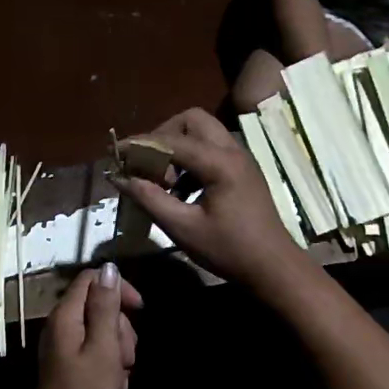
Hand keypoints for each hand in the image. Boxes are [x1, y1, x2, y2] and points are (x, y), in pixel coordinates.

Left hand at [33, 264, 142, 388]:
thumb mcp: (103, 347)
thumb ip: (106, 307)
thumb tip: (109, 268)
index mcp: (67, 315)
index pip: (92, 278)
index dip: (118, 288)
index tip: (138, 309)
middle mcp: (62, 323)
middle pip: (100, 305)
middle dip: (121, 328)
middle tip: (127, 357)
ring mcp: (65, 342)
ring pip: (102, 329)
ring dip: (119, 349)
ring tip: (121, 374)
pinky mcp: (70, 359)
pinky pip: (96, 348)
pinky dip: (110, 362)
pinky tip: (114, 383)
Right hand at [112, 109, 309, 290]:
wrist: (273, 267)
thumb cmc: (229, 250)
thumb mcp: (183, 228)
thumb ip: (150, 199)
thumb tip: (121, 179)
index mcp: (220, 163)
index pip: (171, 140)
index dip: (140, 145)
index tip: (115, 153)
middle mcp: (232, 151)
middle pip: (191, 120)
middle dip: (163, 135)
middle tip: (146, 163)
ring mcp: (240, 158)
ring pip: (203, 132)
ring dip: (178, 147)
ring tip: (163, 180)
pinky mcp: (242, 170)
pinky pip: (212, 148)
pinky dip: (191, 158)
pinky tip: (180, 189)